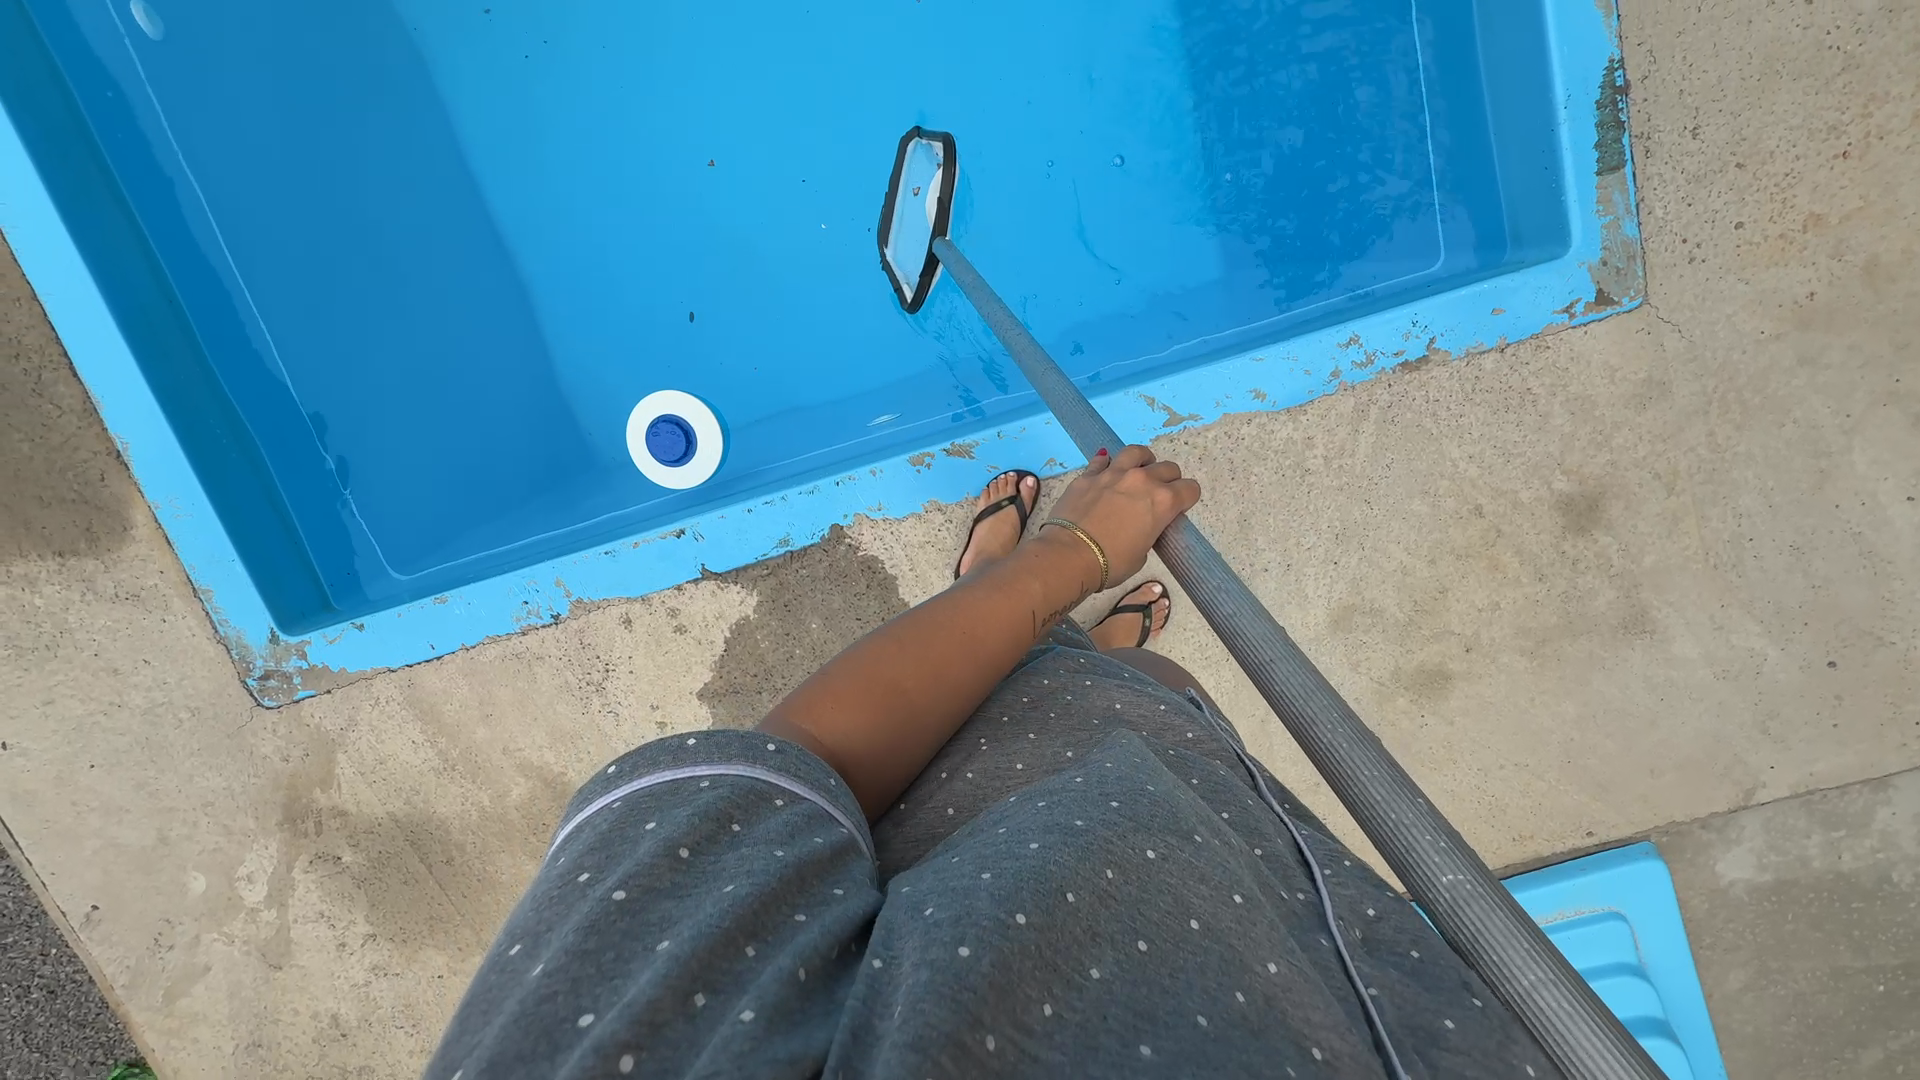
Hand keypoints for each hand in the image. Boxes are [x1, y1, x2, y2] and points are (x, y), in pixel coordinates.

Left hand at [1043, 445, 1200, 583]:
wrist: (1069, 555)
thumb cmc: (1111, 563)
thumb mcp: (1142, 554)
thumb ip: (1148, 532)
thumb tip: (1139, 524)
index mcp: (1163, 501)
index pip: (1190, 489)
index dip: (1186, 499)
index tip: (1178, 508)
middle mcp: (1142, 480)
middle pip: (1167, 468)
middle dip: (1168, 480)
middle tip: (1157, 495)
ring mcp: (1113, 474)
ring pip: (1136, 452)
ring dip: (1142, 461)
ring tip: (1138, 471)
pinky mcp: (1088, 475)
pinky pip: (1102, 461)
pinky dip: (1107, 464)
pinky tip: (1106, 472)